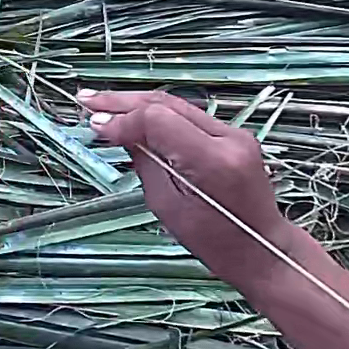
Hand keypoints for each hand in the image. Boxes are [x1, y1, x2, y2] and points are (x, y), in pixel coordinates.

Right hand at [80, 90, 289, 282]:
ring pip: (175, 104)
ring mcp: (233, 132)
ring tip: (101, 104)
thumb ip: (146, 163)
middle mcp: (226, 137)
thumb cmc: (213, 241)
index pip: (157, 120)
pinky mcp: (232, 134)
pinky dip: (157, 113)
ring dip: (137, 103)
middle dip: (122, 101)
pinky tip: (132, 115)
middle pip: (165, 104)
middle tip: (86, 100)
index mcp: (211, 160)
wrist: (263, 248)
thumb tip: (121, 133)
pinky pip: (187, 115)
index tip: (93, 126)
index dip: (122, 120)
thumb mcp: (167, 206)